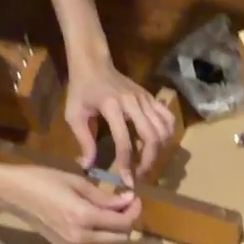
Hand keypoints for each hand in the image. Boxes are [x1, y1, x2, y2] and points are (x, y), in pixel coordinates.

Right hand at [0, 162, 140, 243]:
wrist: (11, 194)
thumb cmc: (42, 180)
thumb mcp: (76, 182)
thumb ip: (104, 196)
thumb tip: (128, 200)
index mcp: (85, 218)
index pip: (122, 223)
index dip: (134, 212)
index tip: (135, 199)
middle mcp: (82, 237)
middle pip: (119, 238)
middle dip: (127, 222)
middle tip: (127, 205)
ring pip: (107, 241)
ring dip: (114, 228)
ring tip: (110, 208)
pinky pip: (92, 241)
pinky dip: (99, 231)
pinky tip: (93, 216)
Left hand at [64, 59, 175, 180]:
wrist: (93, 62)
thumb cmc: (81, 89)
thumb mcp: (74, 114)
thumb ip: (84, 141)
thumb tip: (89, 166)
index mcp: (111, 106)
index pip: (124, 141)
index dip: (126, 164)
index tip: (127, 181)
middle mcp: (132, 102)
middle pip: (151, 138)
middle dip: (149, 161)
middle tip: (141, 174)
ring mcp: (145, 99)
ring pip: (163, 130)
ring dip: (159, 151)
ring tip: (149, 161)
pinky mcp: (152, 98)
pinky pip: (168, 119)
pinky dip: (168, 134)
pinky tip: (160, 144)